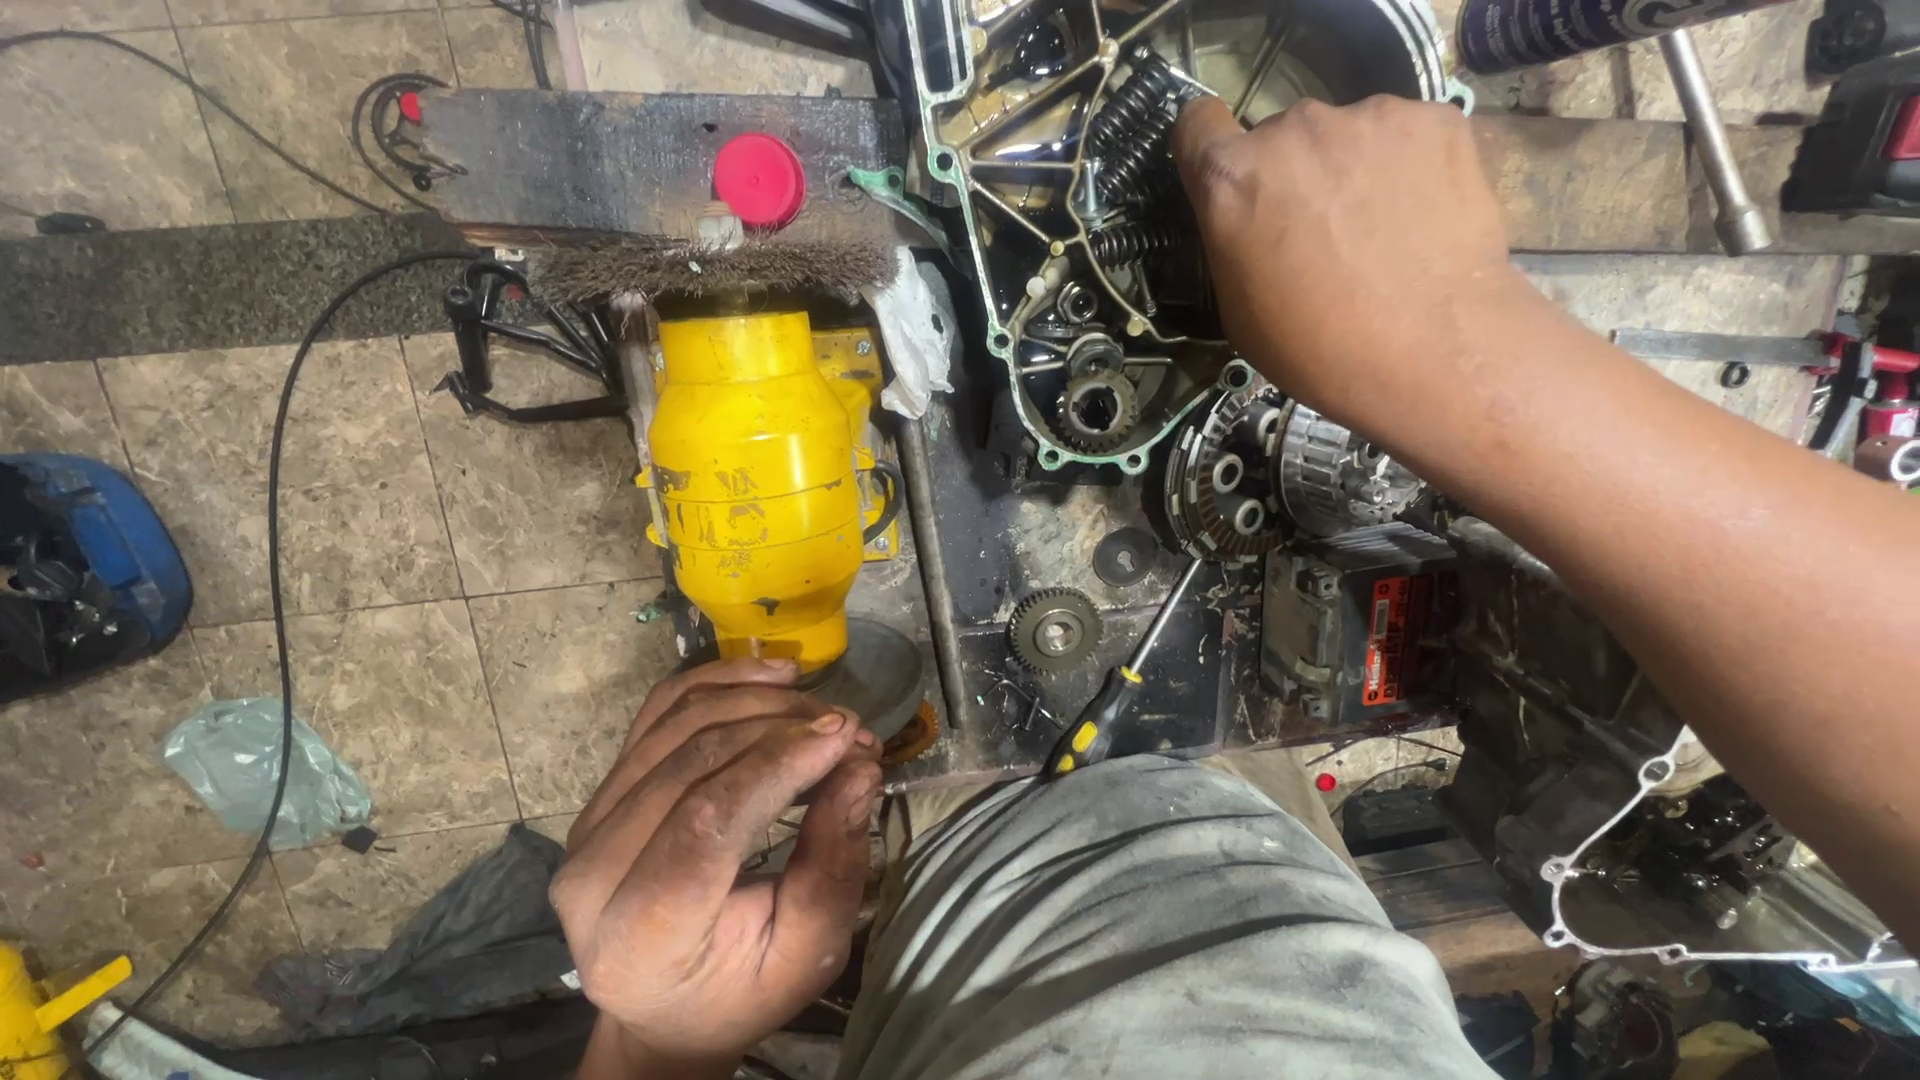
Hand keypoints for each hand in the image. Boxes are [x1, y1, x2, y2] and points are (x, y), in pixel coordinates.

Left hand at [551, 658, 881, 1075]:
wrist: (669, 1005)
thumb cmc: (743, 988)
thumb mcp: (809, 952)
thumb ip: (834, 864)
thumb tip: (858, 767)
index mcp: (641, 933)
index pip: (707, 819)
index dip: (779, 762)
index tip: (847, 736)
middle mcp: (594, 870)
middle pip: (692, 759)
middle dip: (784, 727)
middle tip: (854, 730)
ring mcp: (589, 822)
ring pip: (677, 722)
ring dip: (760, 698)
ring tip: (823, 709)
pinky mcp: (603, 791)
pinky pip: (659, 710)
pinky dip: (720, 679)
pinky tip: (774, 676)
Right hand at [1172, 94, 1523, 432]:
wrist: (1426, 350)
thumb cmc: (1313, 346)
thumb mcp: (1237, 305)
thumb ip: (1233, 239)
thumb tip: (1252, 222)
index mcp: (1231, 179)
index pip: (1196, 124)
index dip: (1207, 146)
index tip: (1226, 170)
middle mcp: (1292, 131)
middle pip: (1279, 136)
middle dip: (1290, 174)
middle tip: (1317, 229)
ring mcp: (1368, 118)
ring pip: (1344, 135)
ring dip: (1350, 168)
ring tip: (1378, 228)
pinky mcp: (1434, 121)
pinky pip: (1406, 135)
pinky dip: (1407, 166)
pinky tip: (1420, 217)